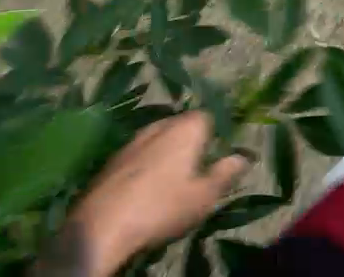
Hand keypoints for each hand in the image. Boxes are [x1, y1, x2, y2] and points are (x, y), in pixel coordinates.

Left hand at [63, 112, 247, 275]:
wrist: (100, 227)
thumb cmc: (161, 207)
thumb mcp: (204, 196)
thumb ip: (226, 173)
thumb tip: (244, 157)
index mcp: (187, 128)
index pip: (208, 117)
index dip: (213, 136)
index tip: (214, 158)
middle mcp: (160, 125)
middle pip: (182, 126)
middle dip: (189, 142)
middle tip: (193, 172)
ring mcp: (132, 141)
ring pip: (158, 139)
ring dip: (164, 153)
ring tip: (167, 182)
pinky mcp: (111, 160)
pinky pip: (137, 155)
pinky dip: (143, 165)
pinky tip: (142, 190)